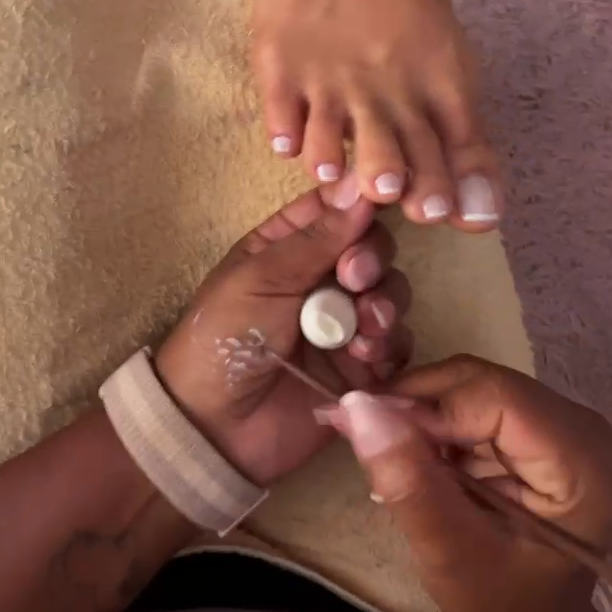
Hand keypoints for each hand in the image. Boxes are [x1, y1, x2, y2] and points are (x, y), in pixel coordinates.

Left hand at [153, 184, 413, 486]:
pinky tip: (365, 358)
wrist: (215, 426)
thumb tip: (362, 184)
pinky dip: (388, 346)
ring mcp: (343, 323)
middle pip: (372, 249)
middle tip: (354, 280)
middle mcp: (319, 278)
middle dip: (371, 261)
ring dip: (383, 305)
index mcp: (285, 246)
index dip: (359, 208)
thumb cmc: (224, 338)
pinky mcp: (362, 367)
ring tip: (361, 330)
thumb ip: (316, 238)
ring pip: (390, 294)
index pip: (336, 210)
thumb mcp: (261, 279)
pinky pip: (396, 344)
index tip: (375, 208)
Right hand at [248, 0, 502, 233]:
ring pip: (336, 147)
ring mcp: (327, 67)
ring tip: (339, 183)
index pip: (459, 140)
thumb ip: (427, 54)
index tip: (469, 219)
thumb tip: (412, 100)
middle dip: (407, 191)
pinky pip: (281, 113)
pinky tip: (286, 144)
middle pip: (400, 155)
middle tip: (400, 207)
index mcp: (438, 58)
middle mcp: (387, 75)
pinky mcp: (277, 49)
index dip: (463, 185)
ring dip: (341, 171)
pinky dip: (286, 133)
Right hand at [326, 357, 611, 611]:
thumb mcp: (449, 551)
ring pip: (469, 382)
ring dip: (419, 409)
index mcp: (582, 462)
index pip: (493, 396)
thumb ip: (408, 481)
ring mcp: (559, 423)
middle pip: (480, 380)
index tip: (371, 431)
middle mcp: (580, 428)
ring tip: (387, 450)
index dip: (426, 405)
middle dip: (416, 401)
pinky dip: (433, 418)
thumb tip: (356, 407)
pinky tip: (414, 454)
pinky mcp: (535, 425)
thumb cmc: (503, 604)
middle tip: (365, 432)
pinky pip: (471, 396)